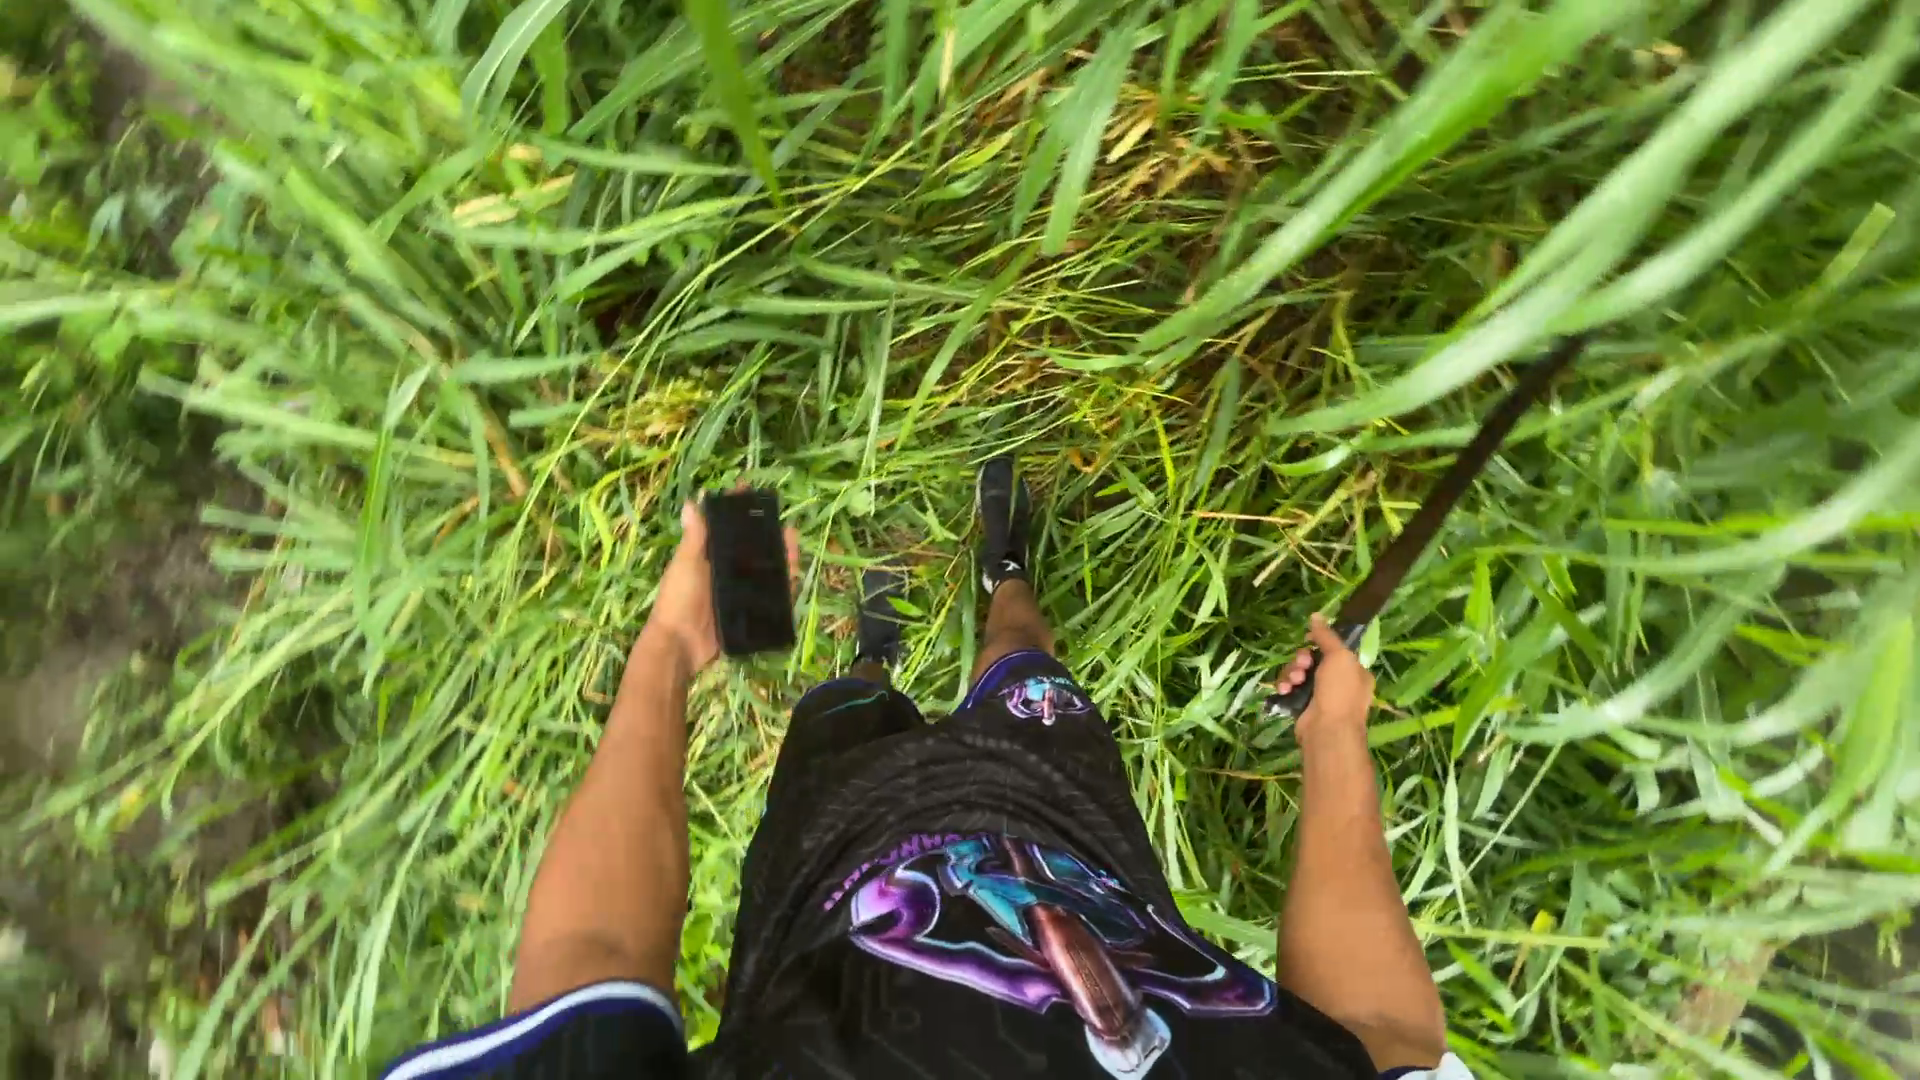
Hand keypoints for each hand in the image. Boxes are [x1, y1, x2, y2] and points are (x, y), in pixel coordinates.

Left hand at [639, 499, 800, 674]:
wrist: (681, 645)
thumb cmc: (678, 600)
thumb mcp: (686, 564)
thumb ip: (695, 538)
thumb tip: (693, 502)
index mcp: (709, 557)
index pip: (726, 529)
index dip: (737, 511)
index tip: (751, 492)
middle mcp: (726, 572)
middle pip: (753, 549)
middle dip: (771, 537)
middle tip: (788, 527)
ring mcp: (739, 592)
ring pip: (766, 571)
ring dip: (782, 559)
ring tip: (795, 548)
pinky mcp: (749, 612)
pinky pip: (771, 597)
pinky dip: (784, 587)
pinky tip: (795, 577)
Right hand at [1273, 613, 1373, 741]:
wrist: (1327, 730)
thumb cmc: (1340, 692)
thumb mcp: (1339, 657)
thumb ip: (1327, 636)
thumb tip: (1316, 614)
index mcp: (1354, 672)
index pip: (1334, 650)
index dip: (1319, 644)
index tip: (1308, 640)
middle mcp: (1339, 683)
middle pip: (1312, 660)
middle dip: (1301, 660)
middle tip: (1301, 665)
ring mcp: (1320, 696)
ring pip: (1298, 673)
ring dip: (1291, 673)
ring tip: (1292, 682)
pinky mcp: (1302, 705)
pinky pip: (1290, 688)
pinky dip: (1285, 686)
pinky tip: (1284, 690)